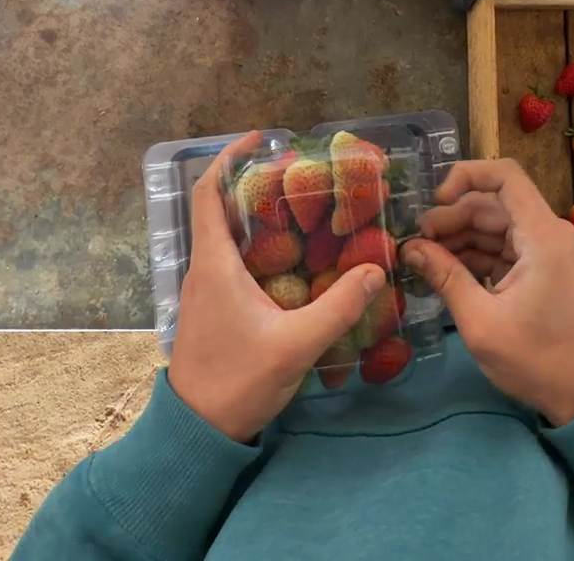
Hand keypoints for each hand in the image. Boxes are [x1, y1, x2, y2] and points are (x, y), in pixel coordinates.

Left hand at [168, 131, 385, 442]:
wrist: (196, 434)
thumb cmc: (237, 382)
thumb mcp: (296, 344)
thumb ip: (338, 307)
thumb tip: (376, 269)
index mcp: (215, 264)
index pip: (208, 194)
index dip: (227, 159)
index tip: (258, 139)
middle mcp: (205, 268)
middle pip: (223, 210)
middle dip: (256, 185)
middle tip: (300, 176)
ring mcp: (206, 290)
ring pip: (229, 238)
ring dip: (259, 218)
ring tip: (304, 210)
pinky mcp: (213, 309)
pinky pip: (234, 262)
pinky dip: (259, 247)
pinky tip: (294, 260)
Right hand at [402, 159, 573, 425]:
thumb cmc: (537, 361)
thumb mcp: (481, 322)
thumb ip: (445, 277)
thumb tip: (410, 247)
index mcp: (542, 235)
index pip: (504, 176)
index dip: (465, 175)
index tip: (433, 201)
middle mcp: (547, 232)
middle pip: (492, 203)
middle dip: (451, 217)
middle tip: (415, 242)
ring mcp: (545, 249)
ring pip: (493, 225)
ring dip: (458, 237)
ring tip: (423, 258)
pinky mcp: (540, 268)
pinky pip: (501, 247)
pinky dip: (473, 254)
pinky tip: (444, 270)